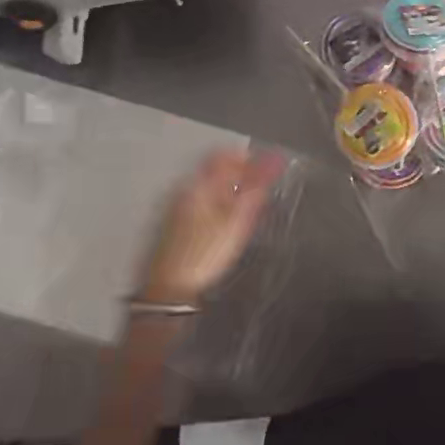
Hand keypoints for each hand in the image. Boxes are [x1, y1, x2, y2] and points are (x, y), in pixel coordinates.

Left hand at [138, 149, 286, 304]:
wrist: (170, 288)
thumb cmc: (206, 254)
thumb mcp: (236, 222)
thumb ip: (255, 189)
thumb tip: (274, 160)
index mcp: (198, 185)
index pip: (222, 156)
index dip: (246, 159)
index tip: (265, 171)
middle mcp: (183, 190)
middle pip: (213, 170)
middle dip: (239, 176)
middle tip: (259, 192)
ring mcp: (174, 206)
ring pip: (206, 187)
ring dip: (228, 191)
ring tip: (246, 210)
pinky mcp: (172, 223)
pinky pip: (198, 202)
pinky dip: (216, 204)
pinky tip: (225, 224)